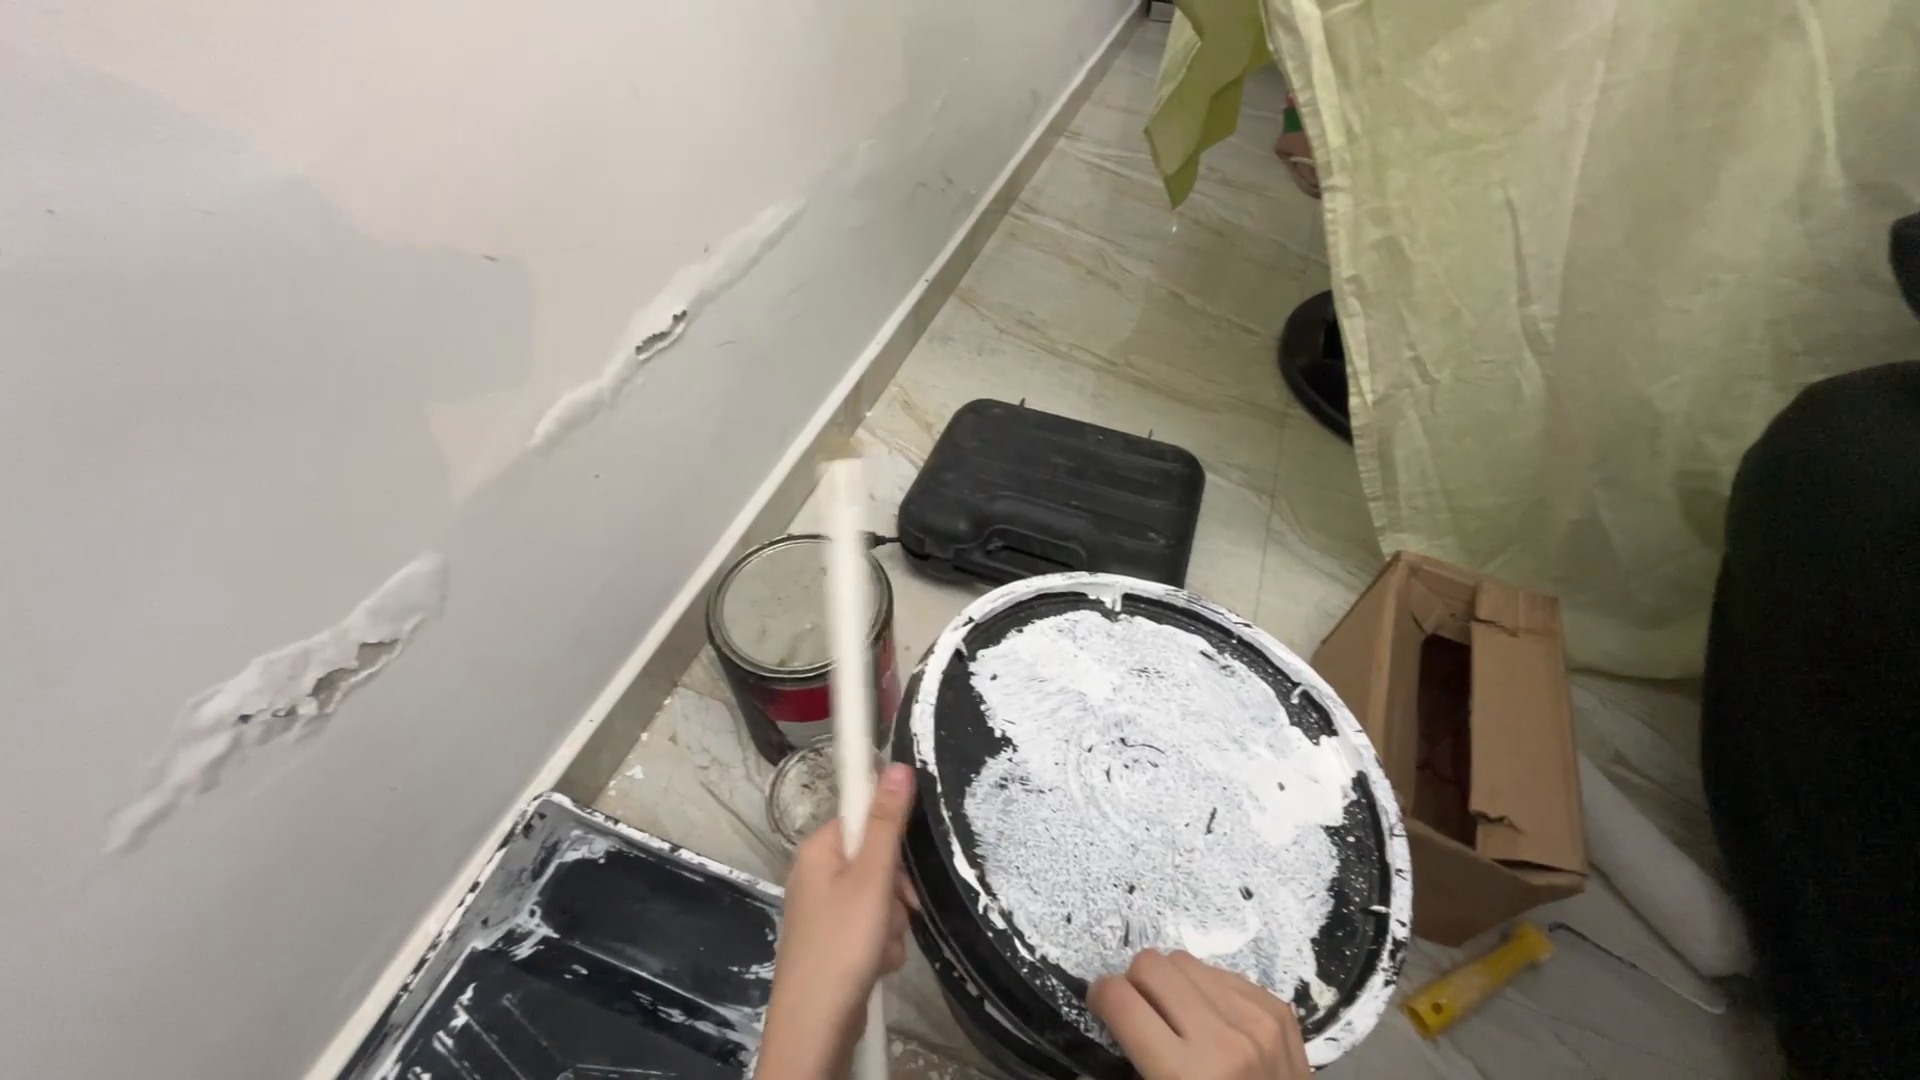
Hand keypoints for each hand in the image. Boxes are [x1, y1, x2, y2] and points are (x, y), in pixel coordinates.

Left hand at [756, 763, 918, 1079]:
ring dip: (893, 920)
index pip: (863, 816)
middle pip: (876, 858)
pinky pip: (872, 925)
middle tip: (894, 910)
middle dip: (895, 889)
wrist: (815, 1028)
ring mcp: (825, 909)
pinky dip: (882, 942)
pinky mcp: (835, 939)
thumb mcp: (871, 879)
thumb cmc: (841, 945)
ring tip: (882, 945)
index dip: (889, 837)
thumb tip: (897, 764)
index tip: (901, 860)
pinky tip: (878, 963)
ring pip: (881, 895)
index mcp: (819, 849)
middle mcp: (818, 873)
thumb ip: (886, 822)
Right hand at [1090, 950, 1310, 1079]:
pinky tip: (1217, 1024)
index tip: (1104, 1010)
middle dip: (1135, 983)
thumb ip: (1126, 1069)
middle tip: (1142, 1012)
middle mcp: (1222, 1039)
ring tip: (1181, 1018)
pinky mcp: (1277, 1008)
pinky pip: (1219, 972)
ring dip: (1171, 984)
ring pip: (1182, 960)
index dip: (1101, 997)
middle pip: (1150, 964)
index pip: (1120, 1000)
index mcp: (1185, 1076)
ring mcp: (1254, 1018)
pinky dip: (1206, 991)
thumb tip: (1103, 1027)